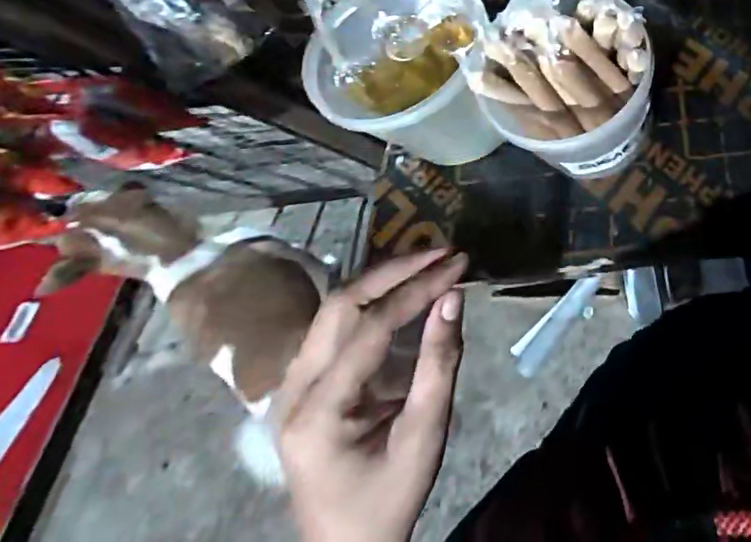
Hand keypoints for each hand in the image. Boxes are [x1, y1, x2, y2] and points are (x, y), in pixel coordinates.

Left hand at [277, 248, 468, 541]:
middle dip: (395, 271)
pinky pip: (337, 325)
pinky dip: (374, 300)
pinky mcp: (304, 382)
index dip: (418, 289)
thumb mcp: (424, 435)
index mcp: (316, 411)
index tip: (458, 264)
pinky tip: (405, 289)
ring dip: (383, 279)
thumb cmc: (388, 497)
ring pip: (335, 308)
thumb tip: (454, 297)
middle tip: (443, 253)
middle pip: (341, 304)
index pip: (371, 326)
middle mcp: (292, 389)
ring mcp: (292, 385)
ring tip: (429, 262)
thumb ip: (439, 364)